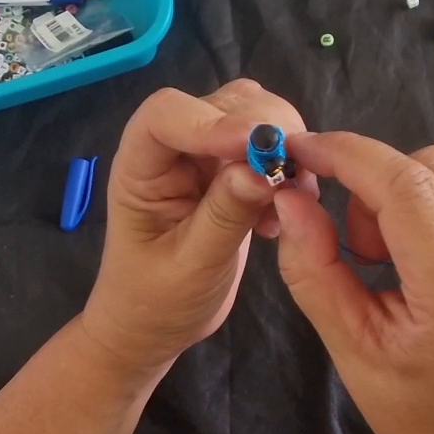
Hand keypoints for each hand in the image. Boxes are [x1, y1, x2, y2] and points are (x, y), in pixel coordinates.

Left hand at [80, 80, 312, 373]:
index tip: (255, 146)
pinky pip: (266, 146)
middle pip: (218, 104)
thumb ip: (223, 217)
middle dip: (263, 126)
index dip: (210, 120)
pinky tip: (282, 214)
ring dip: (282, 143)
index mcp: (139, 167)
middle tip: (294, 172)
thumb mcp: (191, 267)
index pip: (165, 115)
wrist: (154, 328)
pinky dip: (286, 166)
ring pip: (249, 115)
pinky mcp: (229, 173)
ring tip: (292, 195)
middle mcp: (170, 151)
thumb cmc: (156, 303)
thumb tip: (260, 170)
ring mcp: (201, 158)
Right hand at [271, 133, 433, 433]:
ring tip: (418, 254)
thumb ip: (312, 265)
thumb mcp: (347, 343)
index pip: (410, 194)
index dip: (352, 157)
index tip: (310, 149)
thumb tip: (290, 192)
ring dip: (430, 194)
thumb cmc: (411, 405)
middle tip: (370, 246)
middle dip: (384, 189)